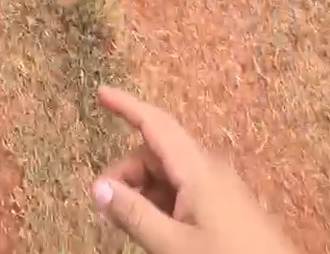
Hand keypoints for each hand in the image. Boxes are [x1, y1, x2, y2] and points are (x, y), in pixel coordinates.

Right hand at [90, 86, 298, 253]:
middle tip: (105, 203)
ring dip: (146, 191)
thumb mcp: (174, 247)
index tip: (100, 92)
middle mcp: (210, 170)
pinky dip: (165, 203)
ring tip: (131, 225)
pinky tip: (158, 231)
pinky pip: (187, 193)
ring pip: (172, 175)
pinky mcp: (231, 210)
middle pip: (158, 152)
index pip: (154, 123)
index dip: (126, 105)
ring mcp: (223, 190)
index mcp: (197, 169)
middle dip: (128, 170)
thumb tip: (98, 186)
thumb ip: (134, 215)